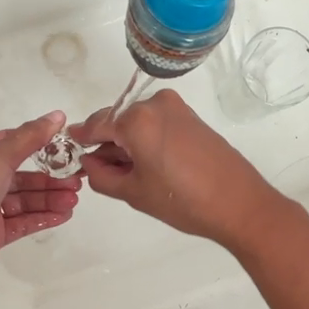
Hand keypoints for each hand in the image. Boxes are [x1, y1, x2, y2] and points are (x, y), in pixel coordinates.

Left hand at [0, 111, 81, 264]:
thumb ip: (31, 137)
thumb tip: (59, 115)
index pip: (6, 145)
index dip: (33, 143)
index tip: (60, 146)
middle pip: (20, 176)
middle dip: (48, 178)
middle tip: (76, 180)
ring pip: (23, 201)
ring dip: (49, 199)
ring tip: (74, 199)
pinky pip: (22, 222)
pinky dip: (42, 217)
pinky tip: (64, 214)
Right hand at [71, 89, 283, 248]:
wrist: (238, 203)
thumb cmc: (181, 201)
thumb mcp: (133, 193)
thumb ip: (101, 176)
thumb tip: (89, 162)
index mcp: (135, 119)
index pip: (95, 125)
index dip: (81, 141)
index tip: (70, 151)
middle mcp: (154, 104)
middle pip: (116, 121)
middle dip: (106, 144)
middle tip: (102, 173)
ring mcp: (176, 108)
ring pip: (137, 123)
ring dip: (126, 144)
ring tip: (130, 176)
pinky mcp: (191, 118)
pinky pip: (156, 125)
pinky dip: (146, 141)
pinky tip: (150, 167)